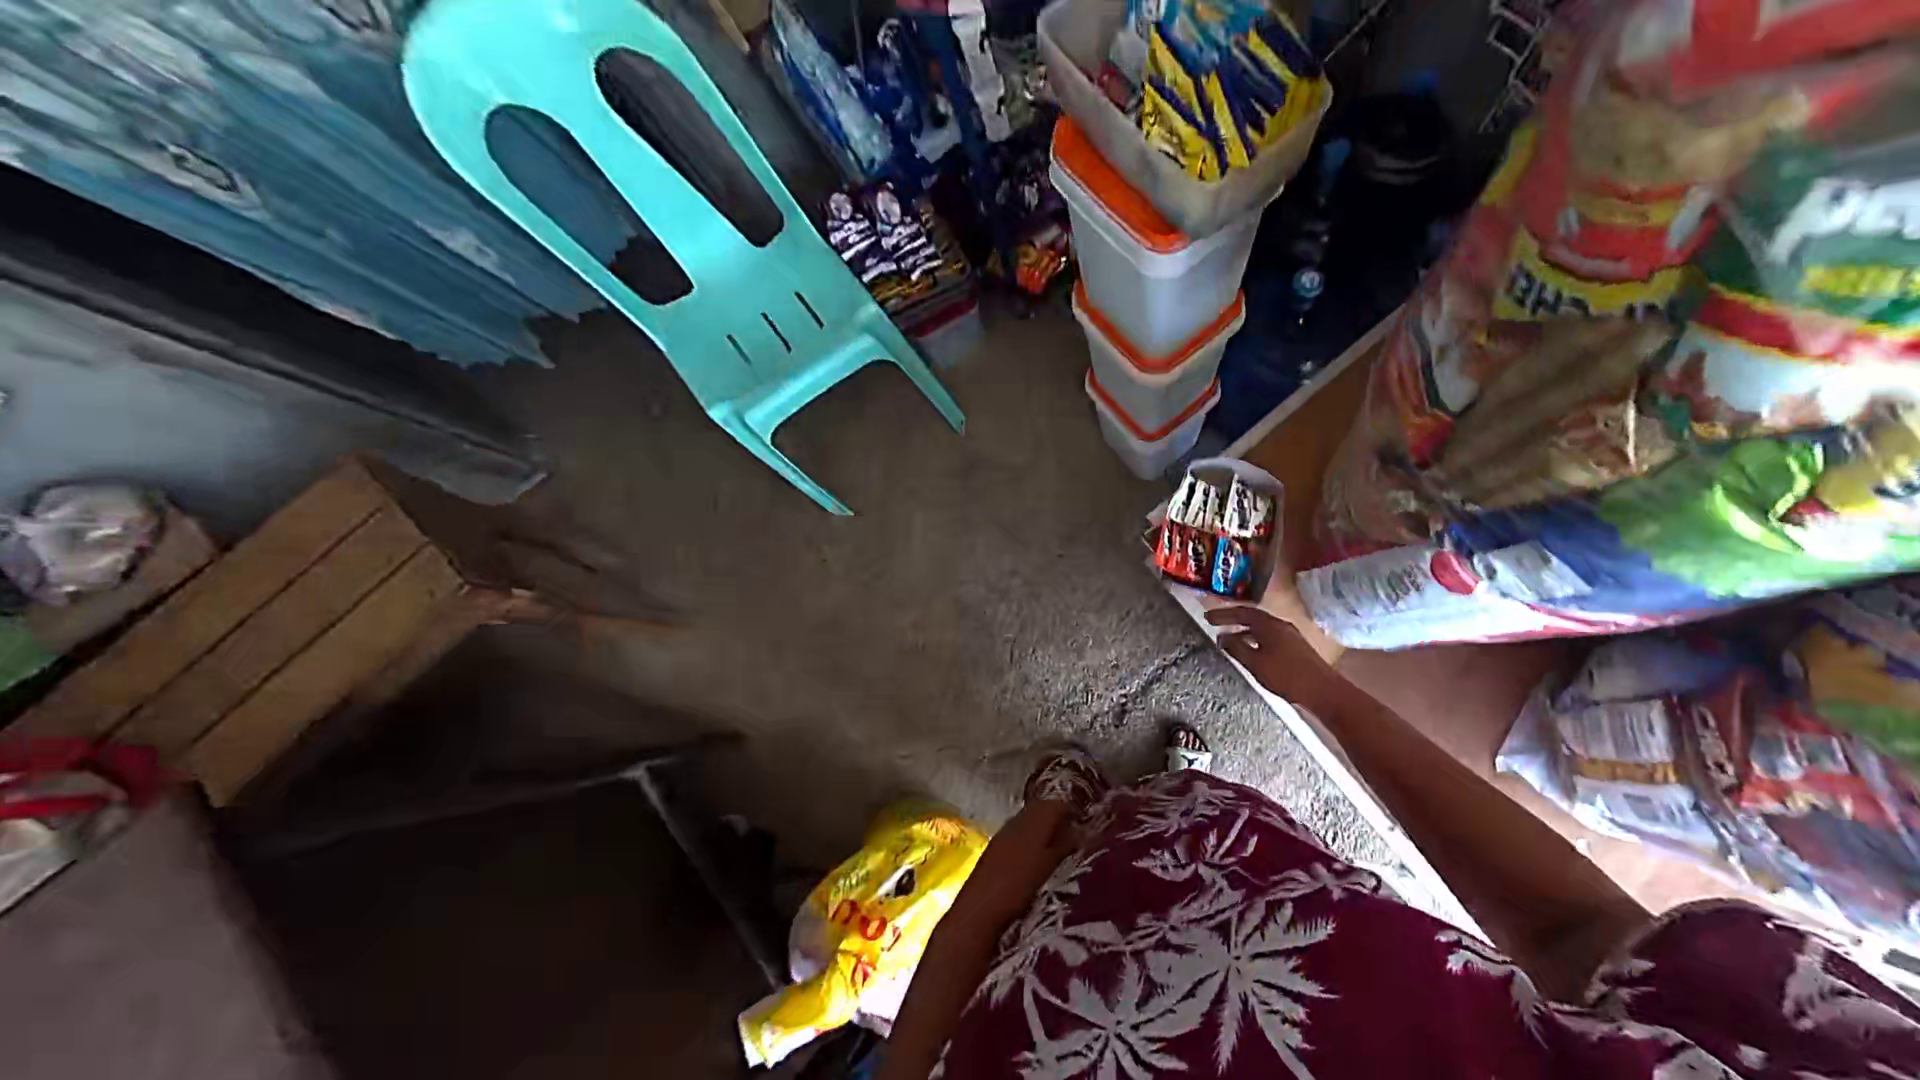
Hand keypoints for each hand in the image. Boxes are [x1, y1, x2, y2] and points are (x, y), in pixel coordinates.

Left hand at [947, 798, 1081, 929]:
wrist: (981, 906)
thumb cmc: (1019, 886)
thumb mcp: (1049, 866)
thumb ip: (1064, 844)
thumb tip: (1078, 830)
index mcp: (1033, 821)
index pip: (1055, 804)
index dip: (1071, 811)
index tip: (1084, 822)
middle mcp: (1017, 819)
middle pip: (1040, 808)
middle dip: (1057, 816)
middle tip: (1073, 831)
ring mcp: (1004, 831)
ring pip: (1028, 818)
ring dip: (1043, 826)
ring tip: (1058, 844)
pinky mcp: (995, 844)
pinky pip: (1018, 830)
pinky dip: (1030, 835)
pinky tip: (1036, 853)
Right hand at [1205, 605, 1347, 712]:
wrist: (1322, 690)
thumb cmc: (1286, 675)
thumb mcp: (1254, 662)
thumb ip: (1236, 648)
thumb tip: (1221, 637)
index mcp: (1269, 625)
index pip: (1242, 612)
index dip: (1223, 613)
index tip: (1207, 617)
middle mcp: (1280, 625)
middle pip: (1252, 616)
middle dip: (1232, 619)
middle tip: (1215, 623)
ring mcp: (1290, 635)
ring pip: (1261, 627)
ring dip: (1243, 630)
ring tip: (1228, 638)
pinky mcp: (1295, 647)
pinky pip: (1269, 636)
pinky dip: (1254, 638)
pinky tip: (1250, 650)